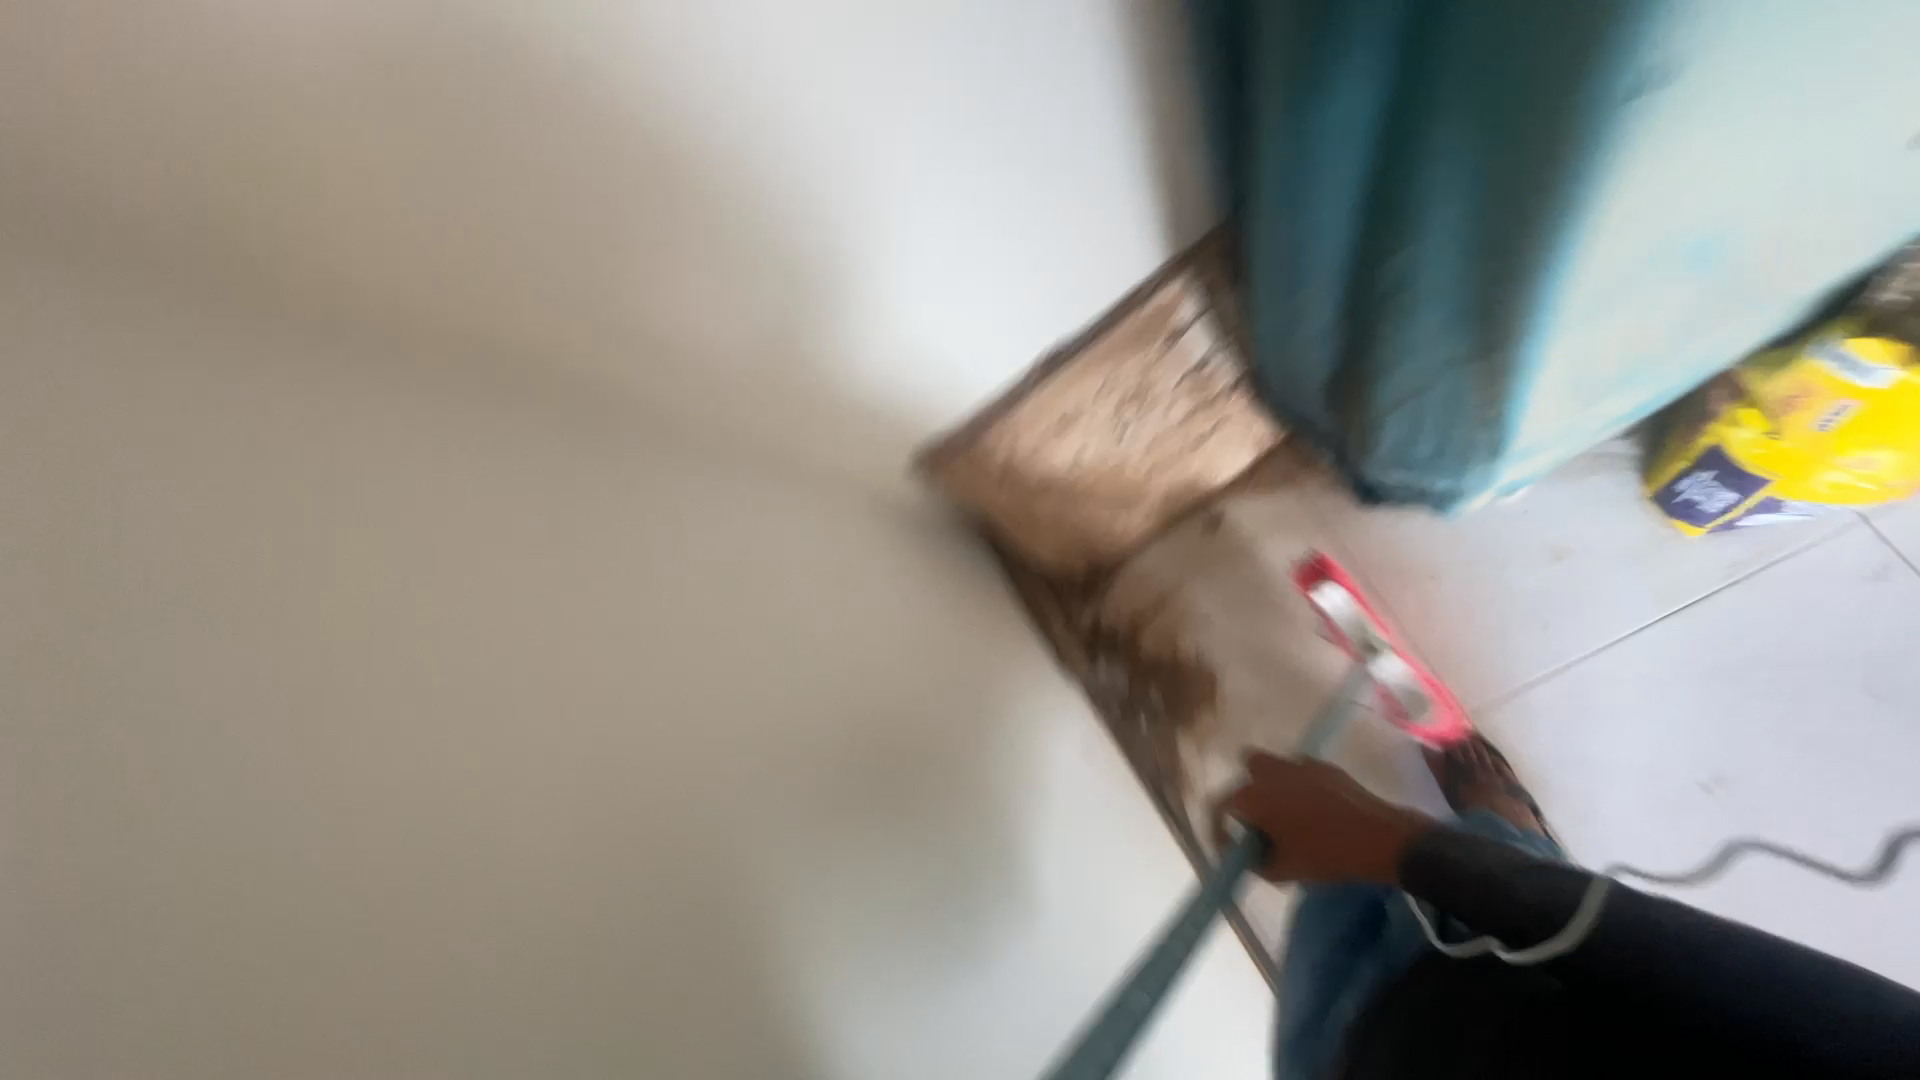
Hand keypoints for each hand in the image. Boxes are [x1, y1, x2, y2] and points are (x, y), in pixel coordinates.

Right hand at [1211, 751, 1432, 884]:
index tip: (1228, 847)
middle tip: (1260, 818)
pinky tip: (1317, 808)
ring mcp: (1298, 764)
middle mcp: (1269, 773)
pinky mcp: (1324, 765)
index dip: (1218, 828)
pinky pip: (1301, 771)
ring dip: (1274, 784)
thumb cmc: (1325, 855)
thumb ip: (1257, 863)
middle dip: (1248, 790)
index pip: (1219, 805)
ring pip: (1275, 767)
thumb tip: (1249, 857)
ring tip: (1289, 812)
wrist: (1380, 839)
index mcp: (1252, 797)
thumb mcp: (1284, 871)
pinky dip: (1301, 785)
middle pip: (1246, 769)